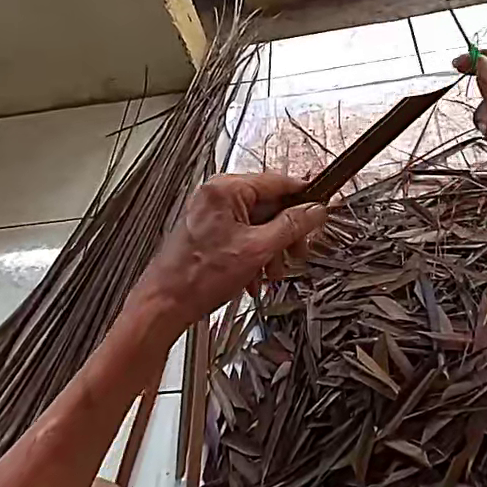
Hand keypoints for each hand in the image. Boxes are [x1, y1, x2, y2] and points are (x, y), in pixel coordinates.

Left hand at [130, 172, 328, 332]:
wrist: (164, 305)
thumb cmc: (199, 277)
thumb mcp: (258, 249)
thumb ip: (291, 226)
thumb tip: (315, 210)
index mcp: (226, 189)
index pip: (277, 182)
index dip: (303, 197)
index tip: (322, 209)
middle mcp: (216, 195)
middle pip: (268, 205)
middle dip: (285, 234)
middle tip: (297, 254)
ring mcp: (211, 214)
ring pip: (258, 224)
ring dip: (271, 249)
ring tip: (270, 273)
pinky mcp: (208, 232)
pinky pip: (242, 235)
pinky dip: (254, 255)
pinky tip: (255, 277)